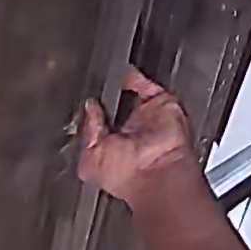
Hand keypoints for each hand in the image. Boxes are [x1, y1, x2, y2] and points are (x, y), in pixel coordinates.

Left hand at [78, 68, 196, 210]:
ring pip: (136, 92)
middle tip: (97, 85)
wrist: (156, 170)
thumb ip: (89, 131)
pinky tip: (124, 73)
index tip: (87, 101)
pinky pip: (149, 85)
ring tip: (108, 74)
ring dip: (123, 83)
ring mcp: (148, 115)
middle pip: (121, 105)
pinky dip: (137, 78)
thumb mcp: (91, 159)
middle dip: (109, 95)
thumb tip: (89, 109)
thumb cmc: (126, 176)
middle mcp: (133, 131)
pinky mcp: (163, 102)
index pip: (104, 124)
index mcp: (115, 147)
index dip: (94, 112)